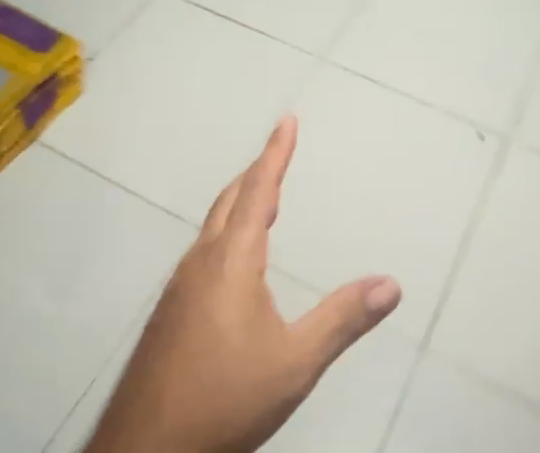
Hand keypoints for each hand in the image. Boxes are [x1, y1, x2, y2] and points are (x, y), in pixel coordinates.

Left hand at [84, 117, 401, 452]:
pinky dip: (227, 237)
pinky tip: (236, 268)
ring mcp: (179, 290)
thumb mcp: (296, 362)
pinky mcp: (170, 316)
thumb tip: (391, 283)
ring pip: (213, 230)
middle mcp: (200, 264)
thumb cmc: (225, 398)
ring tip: (265, 202)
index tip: (286, 120)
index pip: (258, 191)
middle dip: (256, 174)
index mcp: (231, 261)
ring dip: (240, 206)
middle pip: (229, 202)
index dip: (275, 154)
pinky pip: (203, 255)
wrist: (148, 449)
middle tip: (279, 155)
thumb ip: (342, 320)